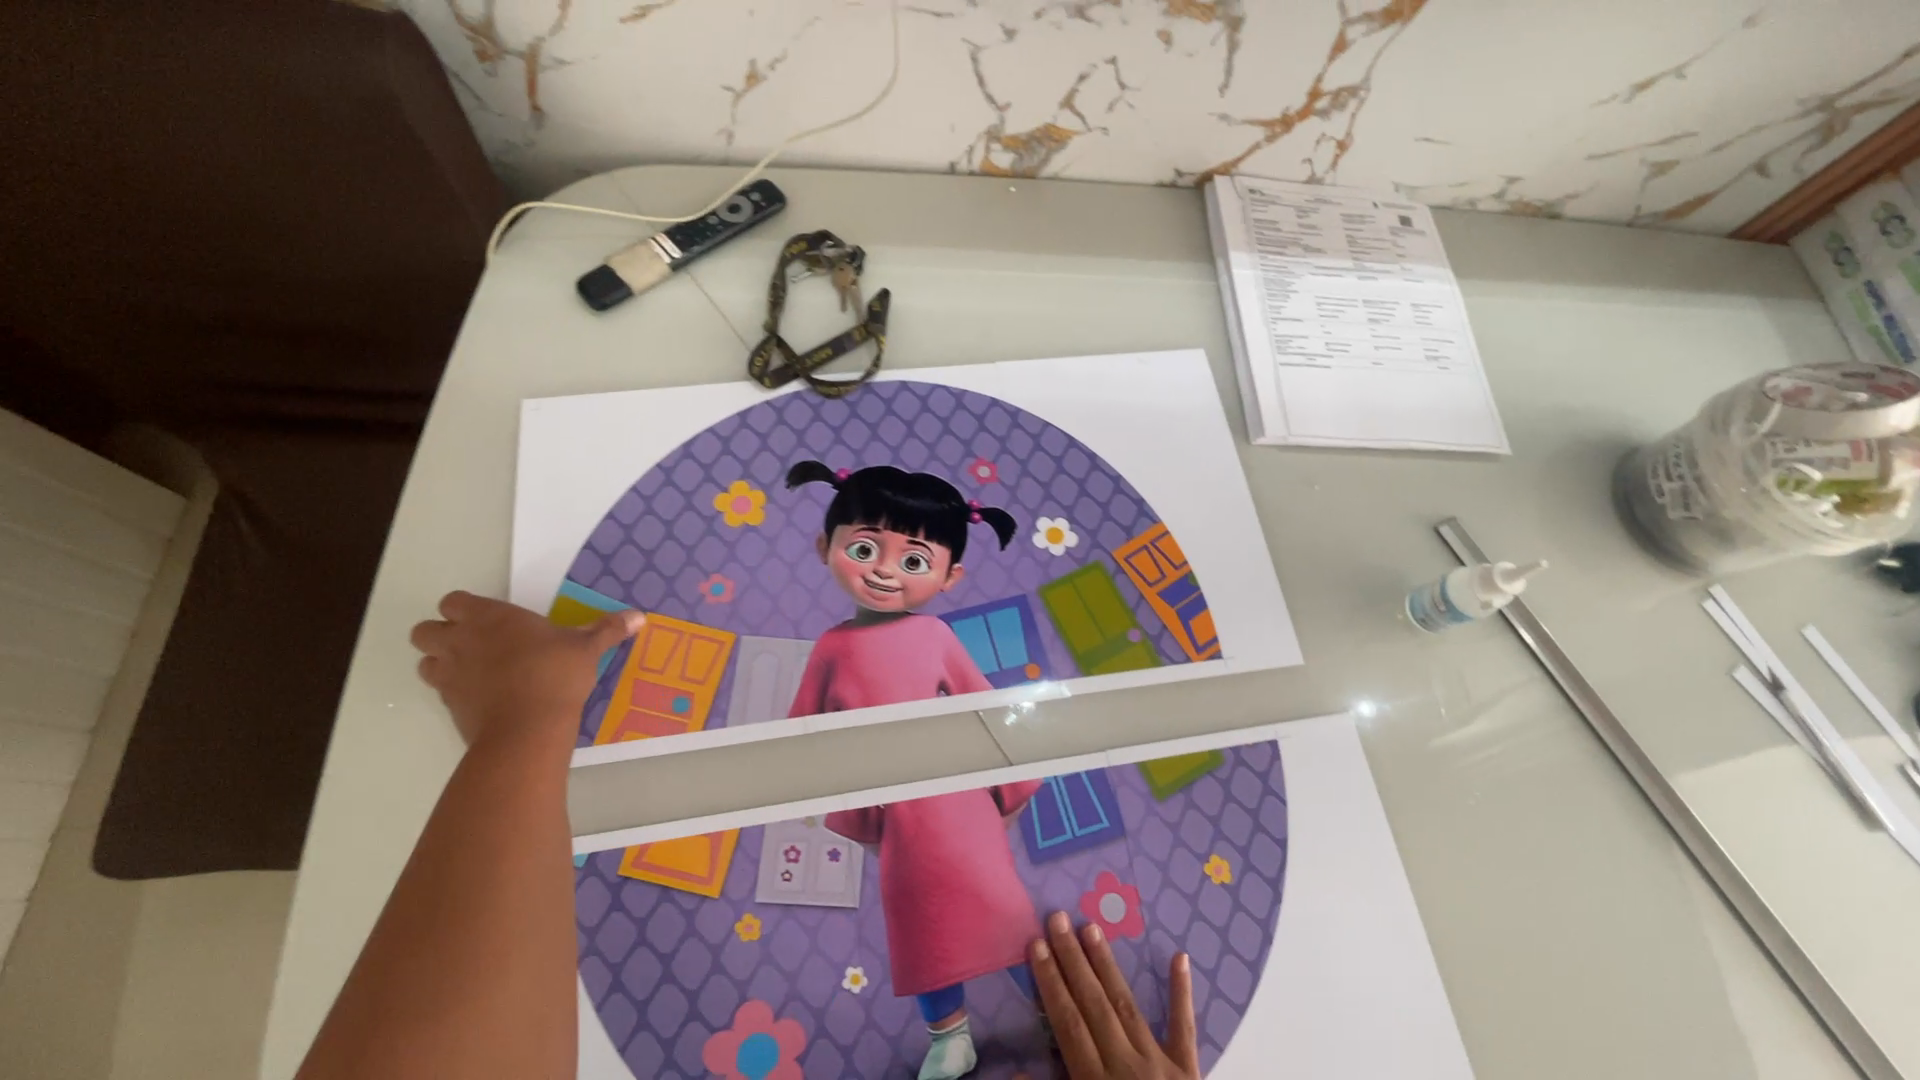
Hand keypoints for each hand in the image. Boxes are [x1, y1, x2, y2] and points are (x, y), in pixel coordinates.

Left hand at [409, 590, 642, 746]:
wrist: (527, 728)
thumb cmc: (555, 674)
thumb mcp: (586, 649)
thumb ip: (607, 630)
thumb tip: (639, 616)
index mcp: (490, 618)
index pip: (454, 601)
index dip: (464, 608)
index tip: (488, 618)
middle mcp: (461, 641)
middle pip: (425, 630)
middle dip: (442, 634)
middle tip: (473, 643)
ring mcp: (450, 675)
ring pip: (425, 661)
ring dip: (441, 662)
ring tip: (473, 670)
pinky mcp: (449, 705)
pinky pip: (440, 691)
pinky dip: (455, 690)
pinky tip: (482, 697)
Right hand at [1029, 911, 1198, 1079]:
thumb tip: (1013, 1073)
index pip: (1068, 1023)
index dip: (1051, 983)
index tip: (1036, 945)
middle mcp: (1126, 1065)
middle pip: (1094, 1005)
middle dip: (1073, 960)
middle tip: (1058, 917)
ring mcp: (1160, 1066)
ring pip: (1128, 1007)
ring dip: (1108, 967)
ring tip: (1092, 928)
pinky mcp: (1190, 1073)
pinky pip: (1184, 1030)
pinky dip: (1182, 995)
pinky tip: (1179, 958)